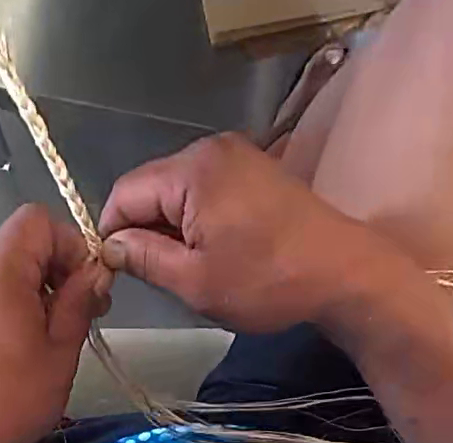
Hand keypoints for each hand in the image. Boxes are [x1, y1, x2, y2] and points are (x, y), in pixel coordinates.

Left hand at [0, 205, 111, 442]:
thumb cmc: (16, 400)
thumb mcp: (61, 351)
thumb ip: (80, 300)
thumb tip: (97, 271)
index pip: (37, 222)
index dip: (70, 244)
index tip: (89, 285)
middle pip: (23, 243)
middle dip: (59, 269)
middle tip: (86, 312)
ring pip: (9, 268)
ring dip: (41, 289)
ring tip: (59, 333)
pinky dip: (18, 302)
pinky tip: (30, 341)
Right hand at [99, 133, 417, 333]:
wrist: (342, 273)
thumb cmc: (265, 282)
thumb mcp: (194, 281)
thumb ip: (144, 258)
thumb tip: (110, 246)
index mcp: (191, 171)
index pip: (124, 194)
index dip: (110, 235)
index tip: (116, 274)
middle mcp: (210, 150)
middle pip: (150, 189)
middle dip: (142, 232)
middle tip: (153, 278)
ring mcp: (236, 156)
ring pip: (176, 193)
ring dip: (170, 231)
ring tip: (185, 270)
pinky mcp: (253, 171)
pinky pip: (204, 193)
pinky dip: (195, 222)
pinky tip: (209, 253)